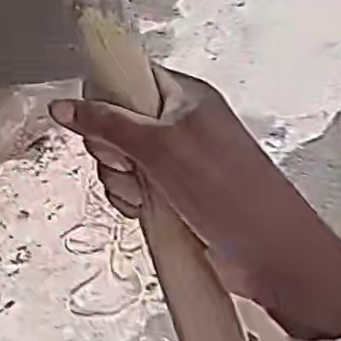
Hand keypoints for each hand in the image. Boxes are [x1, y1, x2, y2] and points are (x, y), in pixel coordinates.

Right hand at [51, 67, 340, 338]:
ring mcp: (174, 157)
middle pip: (111, 117)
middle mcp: (177, 122)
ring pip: (116, 153)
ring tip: (144, 194)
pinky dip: (129, 196)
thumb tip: (60, 106)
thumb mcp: (160, 148)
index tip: (100, 117)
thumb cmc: (232, 194)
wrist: (280, 265)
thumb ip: (105, 122)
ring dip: (119, 177)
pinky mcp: (171, 189)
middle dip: (109, 146)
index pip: (126, 74)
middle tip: (128, 162)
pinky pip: (128, 182)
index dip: (104, 93)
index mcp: (184, 96)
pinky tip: (145, 208)